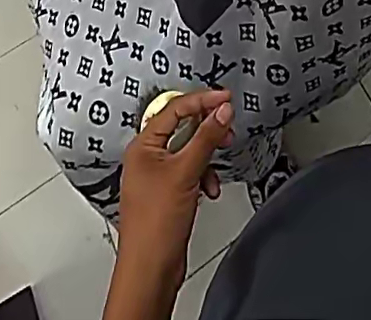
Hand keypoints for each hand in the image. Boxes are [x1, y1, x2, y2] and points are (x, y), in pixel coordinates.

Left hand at [114, 90, 234, 286]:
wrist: (151, 271)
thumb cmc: (154, 227)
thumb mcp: (186, 171)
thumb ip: (206, 137)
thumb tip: (222, 110)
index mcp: (143, 146)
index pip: (176, 108)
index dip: (202, 100)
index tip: (225, 99)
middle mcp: (148, 157)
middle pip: (183, 126)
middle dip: (208, 128)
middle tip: (227, 124)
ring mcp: (158, 174)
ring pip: (190, 148)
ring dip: (208, 153)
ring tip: (219, 159)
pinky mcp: (169, 190)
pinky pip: (192, 167)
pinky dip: (205, 172)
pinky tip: (210, 186)